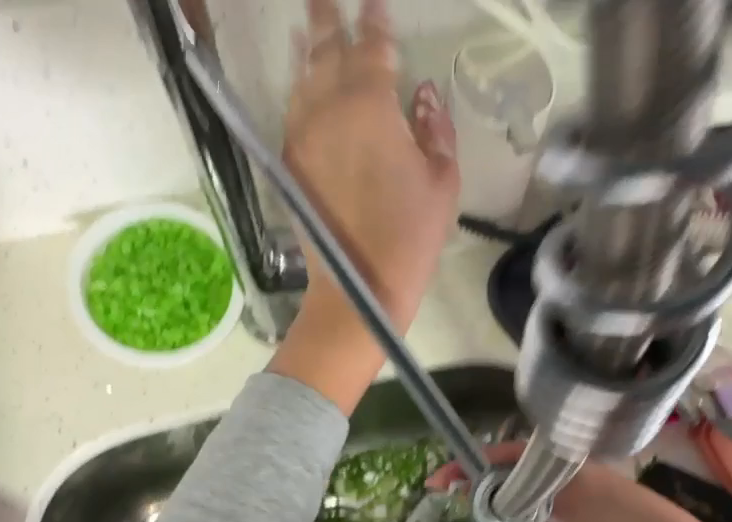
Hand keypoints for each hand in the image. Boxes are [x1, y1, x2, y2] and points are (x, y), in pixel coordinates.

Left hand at [285, 0, 459, 332]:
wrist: (358, 283)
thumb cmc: (411, 235)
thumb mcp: (442, 181)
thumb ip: (436, 130)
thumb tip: (423, 96)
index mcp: (372, 106)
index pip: (372, 47)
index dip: (375, 21)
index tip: (375, 2)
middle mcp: (328, 108)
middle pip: (327, 49)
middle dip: (329, 16)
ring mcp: (303, 132)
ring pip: (304, 76)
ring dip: (310, 46)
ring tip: (310, 24)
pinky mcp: (290, 159)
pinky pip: (293, 107)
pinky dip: (299, 84)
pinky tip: (303, 76)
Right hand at [431, 443, 731, 521]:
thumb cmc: (611, 514)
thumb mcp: (564, 505)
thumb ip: (530, 504)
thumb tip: (498, 509)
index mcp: (554, 459)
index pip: (500, 456)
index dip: (468, 466)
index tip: (440, 481)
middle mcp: (559, 472)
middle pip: (510, 477)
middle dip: (483, 489)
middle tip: (455, 502)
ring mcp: (569, 495)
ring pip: (525, 500)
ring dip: (507, 512)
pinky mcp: (578, 519)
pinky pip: (544, 521)